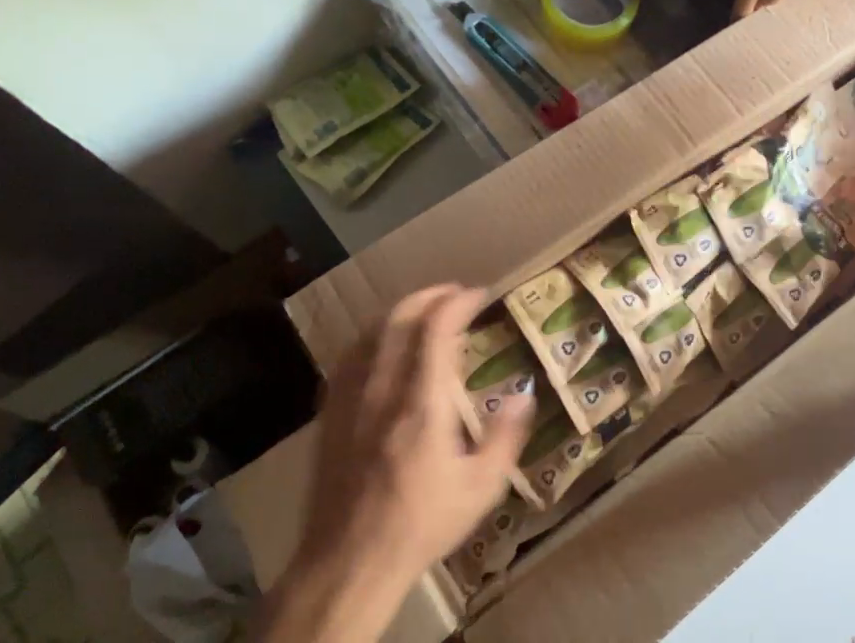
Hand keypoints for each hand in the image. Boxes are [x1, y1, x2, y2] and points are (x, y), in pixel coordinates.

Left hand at [279, 284, 533, 634]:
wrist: (348, 560)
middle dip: (428, 296)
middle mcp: (382, 390)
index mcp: (421, 404)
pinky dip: (372, 337)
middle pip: (398, 319)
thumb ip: (504, 437)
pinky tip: (381, 345)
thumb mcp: (480, 489)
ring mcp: (351, 400)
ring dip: (399, 312)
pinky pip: (349, 358)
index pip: (435, 330)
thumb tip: (523, 394)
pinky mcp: (331, 415)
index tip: (479, 294)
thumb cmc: (420, 524)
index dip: (457, 302)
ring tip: (423, 311)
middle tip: (454, 294)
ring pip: (370, 333)